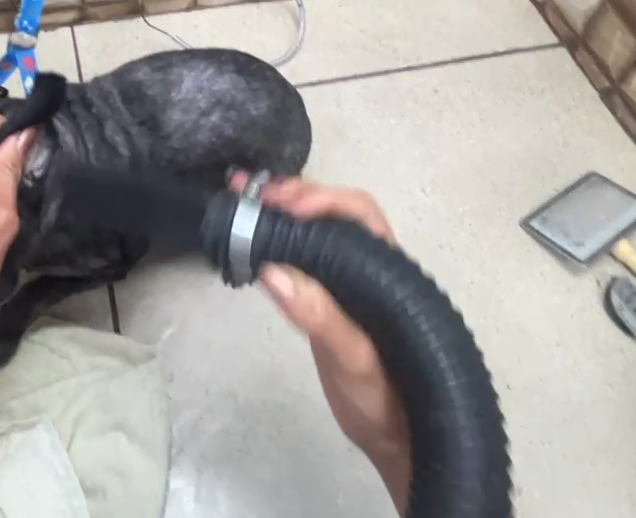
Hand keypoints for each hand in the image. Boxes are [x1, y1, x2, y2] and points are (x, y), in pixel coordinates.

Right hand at [236, 174, 412, 514]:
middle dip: (292, 196)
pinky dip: (272, 239)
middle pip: (331, 212)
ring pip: (312, 230)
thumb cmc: (385, 398)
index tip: (283, 205)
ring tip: (241, 200)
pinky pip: (298, 256)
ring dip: (278, 211)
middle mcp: (366, 263)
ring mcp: (342, 279)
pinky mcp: (322, 296)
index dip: (322, 200)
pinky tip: (247, 234)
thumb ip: (320, 316)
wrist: (393, 440)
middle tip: (252, 195)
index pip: (358, 212)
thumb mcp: (355, 359)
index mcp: (386, 267)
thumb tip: (271, 271)